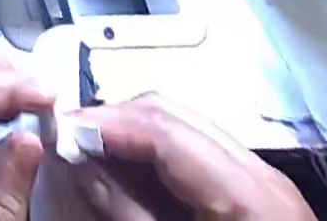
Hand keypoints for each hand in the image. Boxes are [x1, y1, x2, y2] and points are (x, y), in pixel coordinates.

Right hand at [65, 95, 315, 220]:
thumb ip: (129, 214)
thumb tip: (85, 164)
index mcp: (246, 190)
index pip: (164, 129)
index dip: (110, 123)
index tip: (65, 129)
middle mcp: (257, 168)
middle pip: (173, 115)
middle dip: (118, 119)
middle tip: (72, 138)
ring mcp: (261, 176)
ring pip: (183, 125)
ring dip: (135, 131)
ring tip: (94, 148)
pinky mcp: (256, 189)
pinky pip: (197, 151)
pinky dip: (158, 151)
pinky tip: (132, 166)